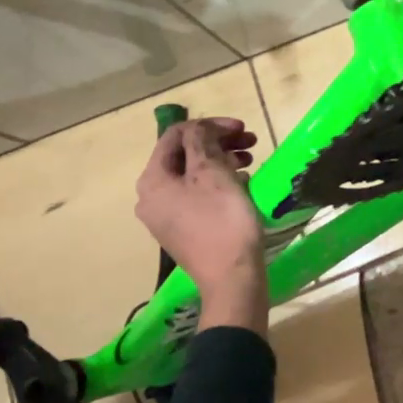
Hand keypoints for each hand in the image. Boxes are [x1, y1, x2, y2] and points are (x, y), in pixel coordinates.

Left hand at [134, 118, 267, 333]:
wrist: (231, 278)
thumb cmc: (222, 220)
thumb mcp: (213, 173)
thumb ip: (202, 143)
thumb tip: (197, 129)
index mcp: (153, 180)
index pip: (175, 136)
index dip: (209, 125)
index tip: (242, 128)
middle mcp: (151, 197)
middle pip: (183, 155)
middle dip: (217, 143)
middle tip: (251, 142)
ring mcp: (166, 216)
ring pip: (192, 175)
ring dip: (221, 161)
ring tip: (250, 162)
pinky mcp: (183, 229)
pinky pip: (197, 195)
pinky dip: (218, 182)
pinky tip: (242, 184)